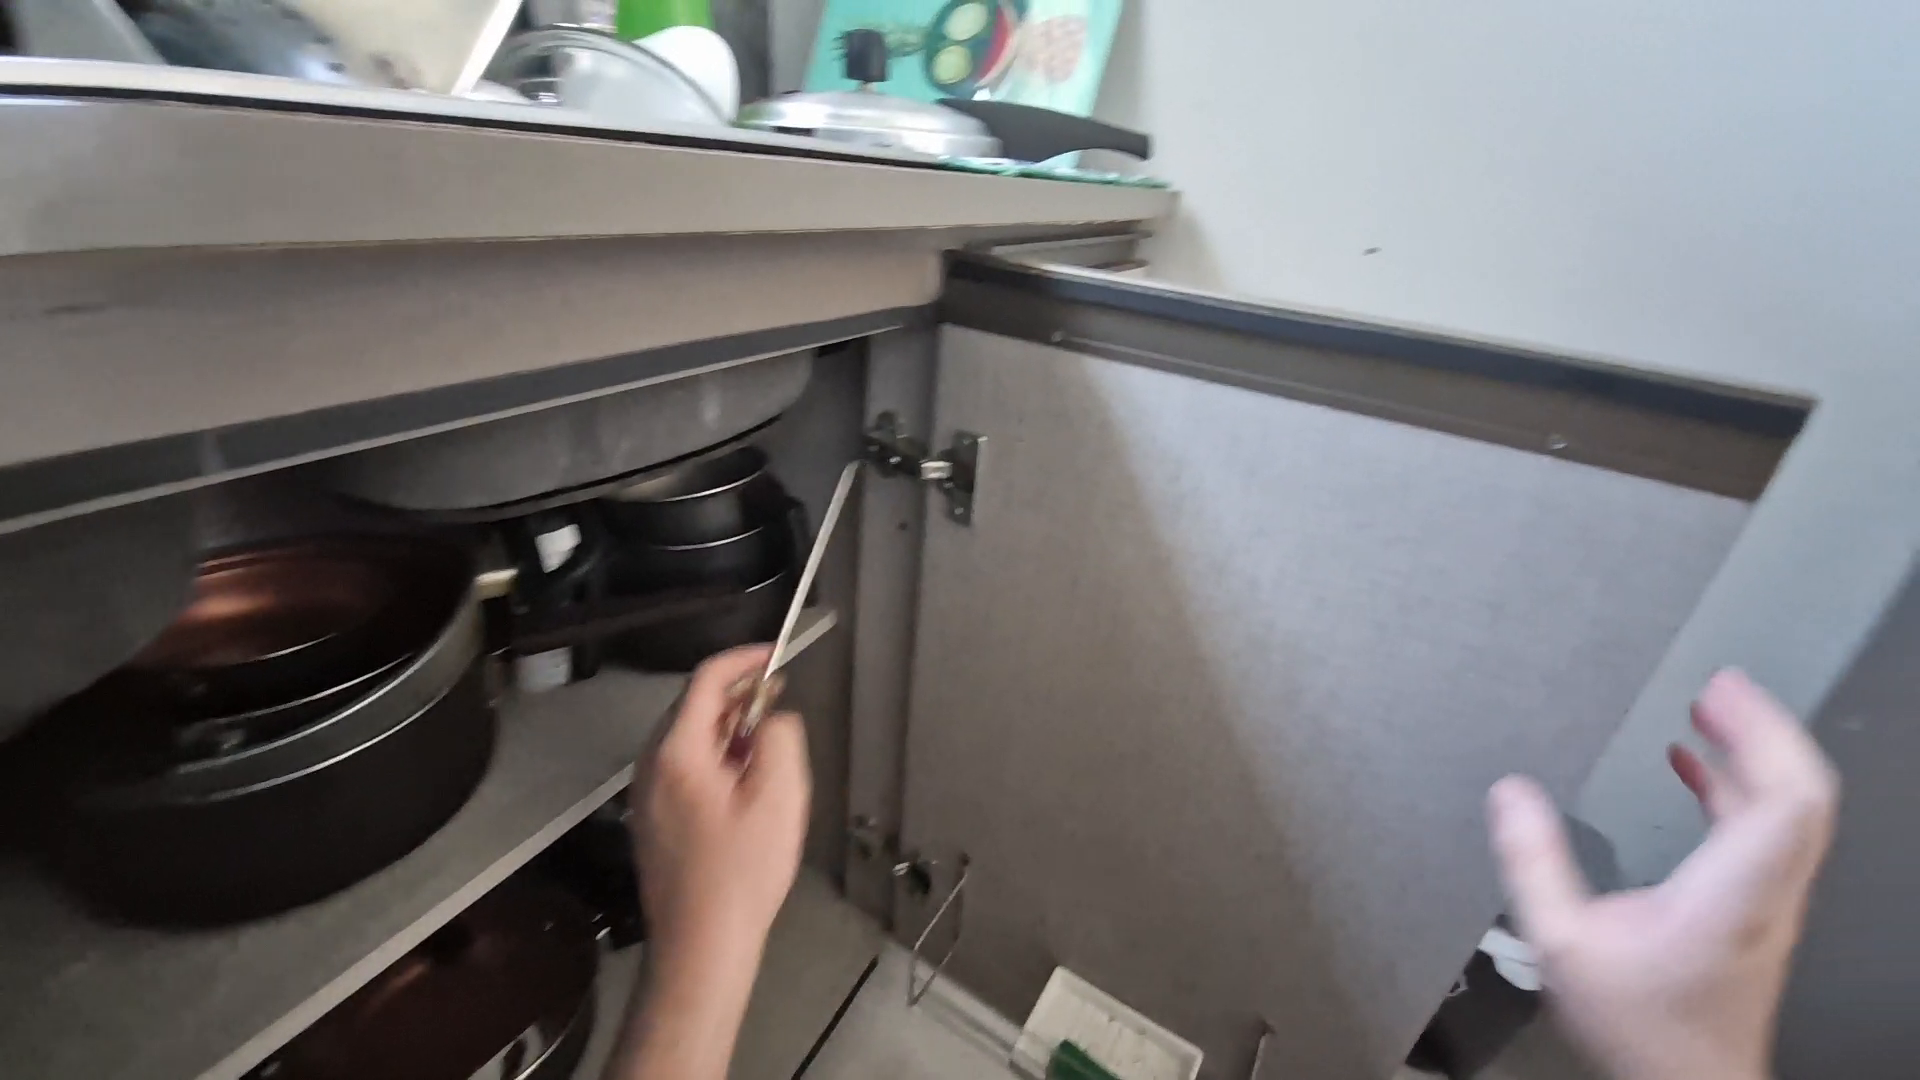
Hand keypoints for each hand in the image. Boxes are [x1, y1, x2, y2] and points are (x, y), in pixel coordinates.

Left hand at [632, 646, 811, 962]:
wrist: (701, 948)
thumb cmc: (743, 869)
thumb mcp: (779, 794)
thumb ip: (780, 737)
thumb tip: (773, 716)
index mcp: (676, 752)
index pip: (706, 680)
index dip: (744, 659)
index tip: (778, 656)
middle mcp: (651, 766)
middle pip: (694, 707)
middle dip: (740, 696)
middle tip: (780, 702)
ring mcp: (647, 794)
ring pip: (690, 738)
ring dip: (730, 728)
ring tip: (769, 743)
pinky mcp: (653, 819)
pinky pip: (685, 766)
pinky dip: (717, 756)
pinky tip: (745, 783)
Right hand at [1487, 670, 1838, 1079]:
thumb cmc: (1632, 1022)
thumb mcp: (1560, 939)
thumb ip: (1533, 862)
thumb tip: (1510, 791)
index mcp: (1729, 896)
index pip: (1784, 804)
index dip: (1762, 737)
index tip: (1722, 690)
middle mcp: (1764, 894)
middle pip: (1800, 800)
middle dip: (1765, 732)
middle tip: (1718, 684)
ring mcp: (1765, 903)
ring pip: (1789, 814)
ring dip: (1754, 754)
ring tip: (1708, 708)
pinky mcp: (1751, 908)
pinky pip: (1761, 831)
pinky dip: (1733, 786)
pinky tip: (1688, 763)